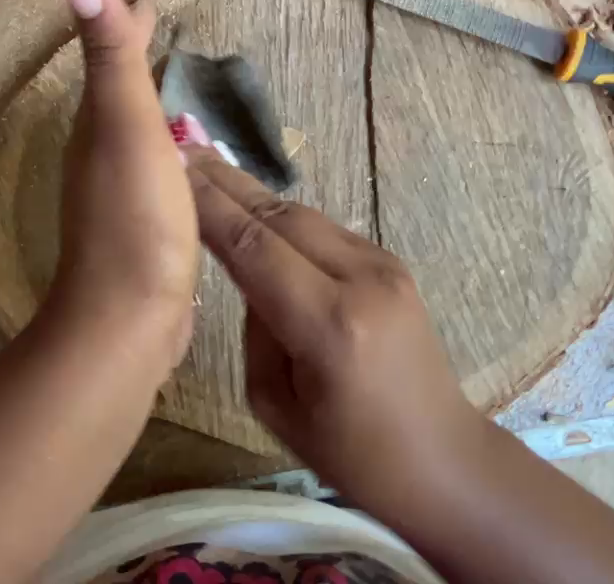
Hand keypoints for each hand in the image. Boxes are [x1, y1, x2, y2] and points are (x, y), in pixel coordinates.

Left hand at [46, 0, 199, 369]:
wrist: (127, 318)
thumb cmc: (134, 217)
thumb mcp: (126, 124)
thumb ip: (109, 53)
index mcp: (98, 121)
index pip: (113, 55)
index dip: (130, 23)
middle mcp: (99, 150)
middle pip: (120, 88)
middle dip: (137, 55)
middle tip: (165, 32)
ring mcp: (116, 191)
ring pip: (134, 128)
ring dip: (150, 101)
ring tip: (177, 89)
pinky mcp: (139, 227)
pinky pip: (153, 168)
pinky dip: (166, 147)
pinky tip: (183, 160)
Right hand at [185, 150, 486, 512]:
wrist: (444, 460)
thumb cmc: (352, 454)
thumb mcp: (274, 402)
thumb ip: (254, 326)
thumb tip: (246, 273)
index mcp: (330, 325)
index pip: (254, 246)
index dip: (209, 206)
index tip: (169, 171)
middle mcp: (362, 279)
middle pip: (279, 214)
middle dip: (225, 183)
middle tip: (179, 153)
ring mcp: (383, 264)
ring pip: (300, 213)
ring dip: (251, 194)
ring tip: (205, 173)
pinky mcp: (390, 261)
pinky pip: (321, 228)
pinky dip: (279, 217)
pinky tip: (249, 208)